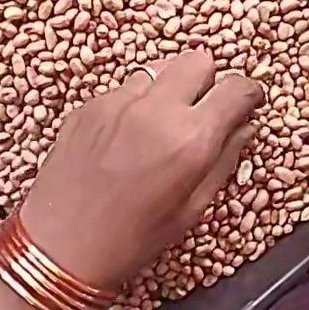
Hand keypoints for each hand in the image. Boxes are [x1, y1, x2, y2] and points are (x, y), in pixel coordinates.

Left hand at [22, 51, 262, 290]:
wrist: (59, 249)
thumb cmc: (132, 240)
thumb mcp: (192, 209)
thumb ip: (224, 159)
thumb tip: (245, 126)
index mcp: (190, 140)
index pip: (236, 88)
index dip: (249, 93)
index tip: (248, 103)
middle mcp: (155, 110)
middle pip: (197, 60)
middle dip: (208, 81)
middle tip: (203, 111)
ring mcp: (116, 103)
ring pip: (159, 68)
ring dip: (170, 89)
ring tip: (162, 125)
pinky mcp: (88, 106)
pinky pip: (125, 88)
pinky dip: (136, 103)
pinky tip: (128, 137)